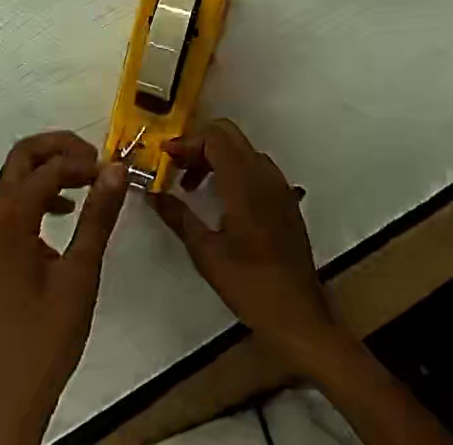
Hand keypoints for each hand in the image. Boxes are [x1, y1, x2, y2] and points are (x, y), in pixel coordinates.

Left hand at [0, 131, 128, 444]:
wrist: (10, 390)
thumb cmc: (45, 335)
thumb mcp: (80, 273)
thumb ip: (97, 217)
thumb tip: (115, 172)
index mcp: (9, 219)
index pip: (47, 168)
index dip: (82, 163)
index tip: (114, 172)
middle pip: (22, 158)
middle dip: (59, 149)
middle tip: (95, 160)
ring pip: (17, 178)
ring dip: (50, 169)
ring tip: (88, 180)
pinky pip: (15, 203)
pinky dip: (41, 194)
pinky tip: (67, 211)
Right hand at [153, 121, 452, 443]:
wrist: (299, 316)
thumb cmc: (249, 284)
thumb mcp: (205, 251)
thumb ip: (178, 216)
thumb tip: (153, 194)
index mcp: (244, 182)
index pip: (214, 138)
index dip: (186, 142)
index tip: (165, 157)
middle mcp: (265, 176)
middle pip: (229, 135)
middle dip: (199, 144)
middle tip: (176, 165)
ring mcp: (279, 187)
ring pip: (243, 150)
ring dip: (216, 156)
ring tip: (192, 185)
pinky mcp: (286, 201)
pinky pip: (256, 168)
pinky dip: (233, 169)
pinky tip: (219, 198)